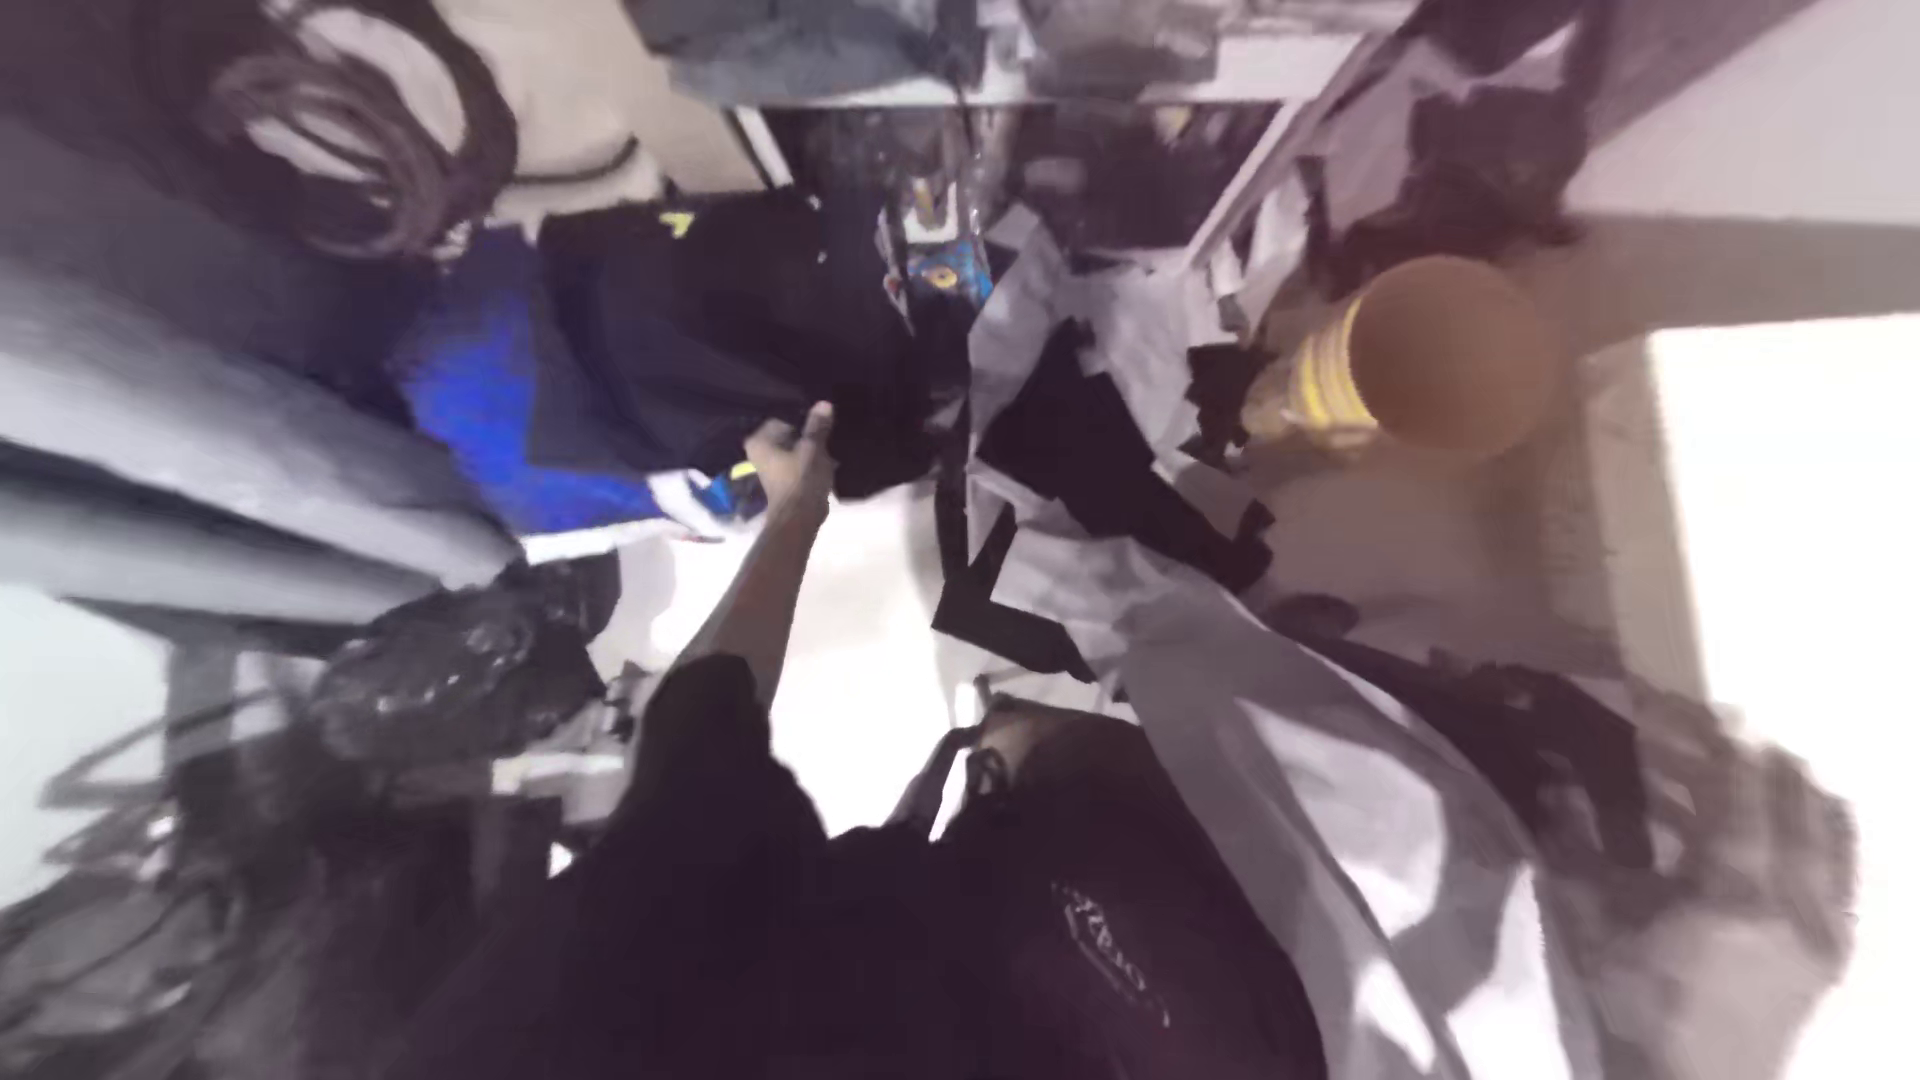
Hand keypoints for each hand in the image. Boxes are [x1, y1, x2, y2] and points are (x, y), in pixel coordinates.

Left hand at [745, 402, 835, 522]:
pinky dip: (809, 462)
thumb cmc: (802, 479)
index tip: (820, 425)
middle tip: (826, 434)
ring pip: (794, 449)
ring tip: (828, 448)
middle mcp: (759, 453)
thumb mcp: (813, 448)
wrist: (801, 517)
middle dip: (807, 435)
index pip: (782, 419)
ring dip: (810, 449)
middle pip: (788, 434)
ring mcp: (771, 468)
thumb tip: (824, 403)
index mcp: (759, 441)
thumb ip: (817, 426)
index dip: (802, 421)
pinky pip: (798, 463)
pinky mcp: (784, 480)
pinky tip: (826, 462)